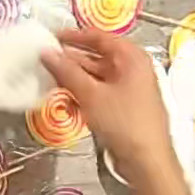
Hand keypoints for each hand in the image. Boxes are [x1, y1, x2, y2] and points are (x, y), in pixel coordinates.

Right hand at [42, 28, 173, 175]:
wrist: (145, 158)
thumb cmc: (125, 123)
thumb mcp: (91, 94)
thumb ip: (67, 72)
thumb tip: (48, 54)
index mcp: (132, 58)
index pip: (100, 37)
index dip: (74, 36)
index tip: (53, 37)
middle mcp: (133, 69)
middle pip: (98, 56)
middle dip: (72, 59)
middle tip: (49, 60)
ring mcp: (130, 88)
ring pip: (98, 75)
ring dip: (76, 77)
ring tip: (53, 79)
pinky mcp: (125, 106)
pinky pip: (101, 91)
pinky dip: (84, 92)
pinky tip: (69, 98)